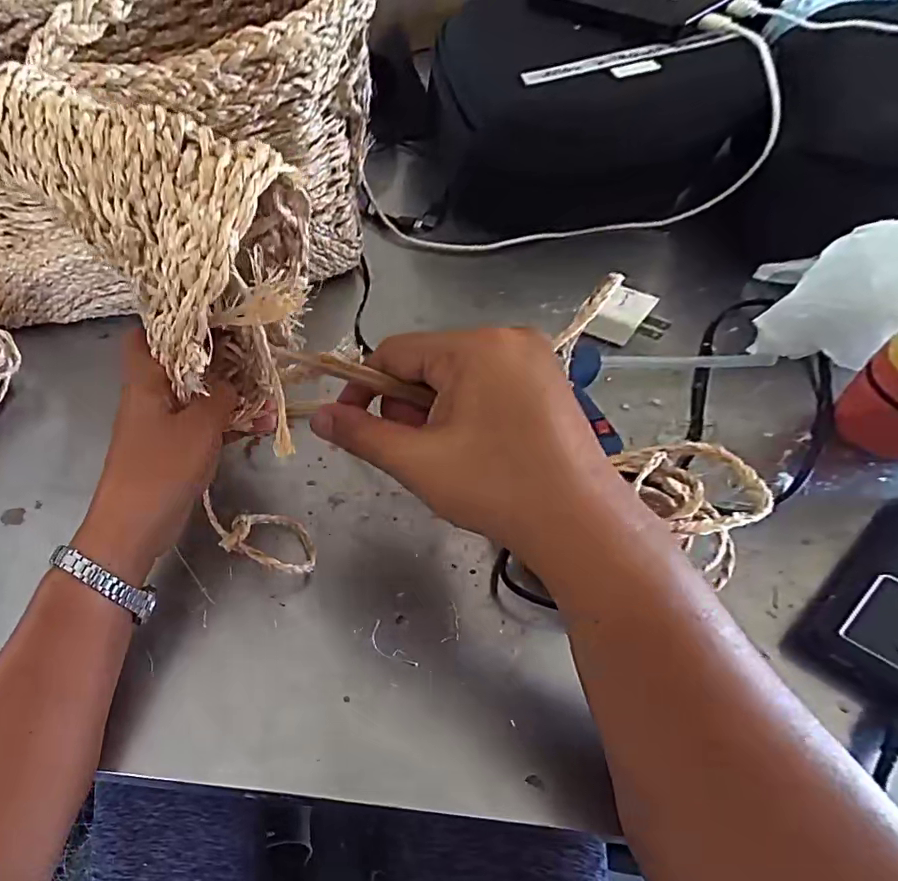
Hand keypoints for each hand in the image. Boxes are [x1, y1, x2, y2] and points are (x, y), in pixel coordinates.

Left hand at [72, 332, 238, 580]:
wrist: (133, 529)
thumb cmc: (160, 469)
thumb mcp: (199, 427)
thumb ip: (221, 397)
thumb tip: (233, 382)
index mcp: (145, 379)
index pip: (147, 332)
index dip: (174, 318)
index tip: (212, 312)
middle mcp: (150, 396)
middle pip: (182, 363)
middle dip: (219, 358)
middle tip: (254, 352)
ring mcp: (161, 425)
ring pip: (198, 397)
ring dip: (231, 396)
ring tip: (269, 397)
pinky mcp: (173, 452)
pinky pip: (203, 427)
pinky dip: (227, 425)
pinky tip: (260, 424)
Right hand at [309, 327, 639, 567]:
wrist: (578, 523)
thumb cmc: (493, 486)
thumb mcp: (415, 460)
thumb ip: (360, 433)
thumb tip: (319, 417)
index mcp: (475, 347)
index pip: (392, 351)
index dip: (361, 388)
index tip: (350, 427)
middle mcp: (507, 339)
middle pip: (424, 363)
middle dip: (403, 406)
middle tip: (411, 452)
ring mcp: (533, 360)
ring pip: (452, 378)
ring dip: (431, 414)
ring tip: (444, 457)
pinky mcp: (546, 384)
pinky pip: (483, 387)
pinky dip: (461, 414)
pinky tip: (471, 451)